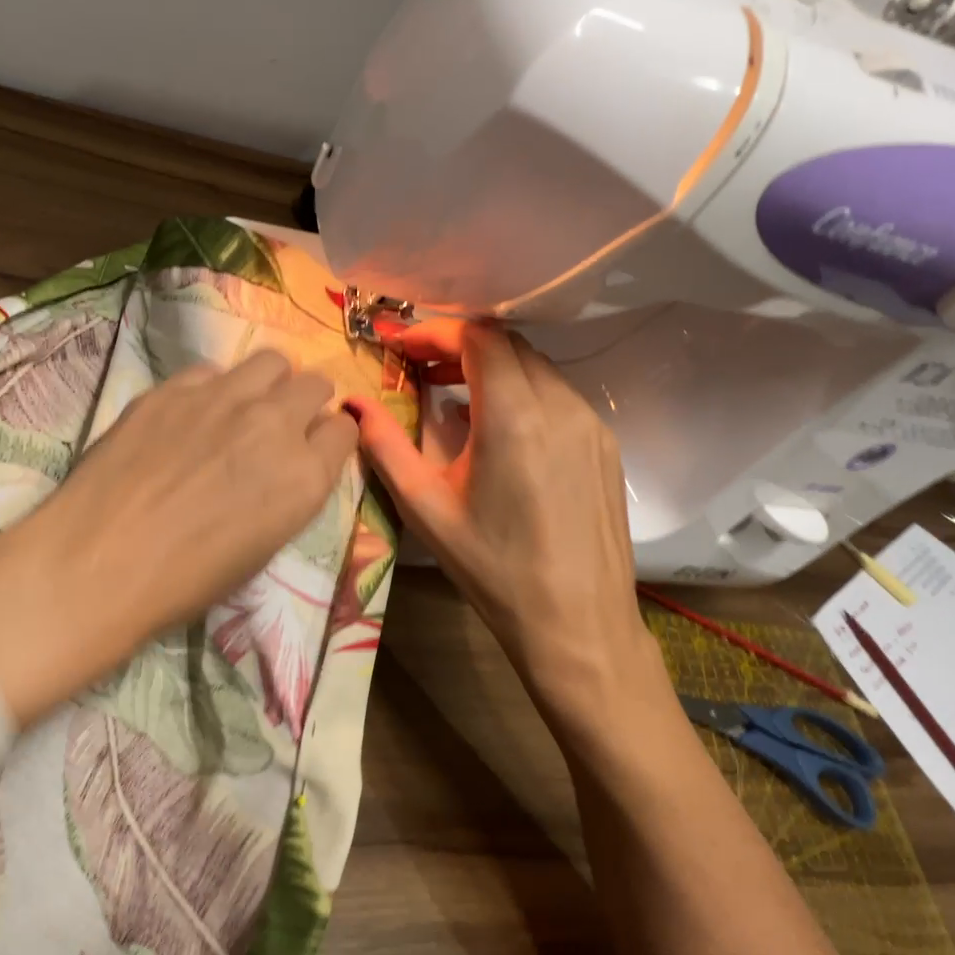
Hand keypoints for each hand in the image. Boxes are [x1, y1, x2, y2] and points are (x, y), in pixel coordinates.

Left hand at [0, 349, 357, 723]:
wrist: (98, 561)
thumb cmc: (181, 582)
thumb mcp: (257, 551)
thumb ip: (284, 497)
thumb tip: (281, 469)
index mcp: (304, 478)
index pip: (343, 431)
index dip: (328, 439)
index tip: (312, 448)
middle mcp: (272, 425)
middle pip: (313, 384)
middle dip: (305, 402)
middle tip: (280, 424)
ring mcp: (220, 398)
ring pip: (270, 361)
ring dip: (267, 382)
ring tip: (242, 407)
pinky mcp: (171, 389)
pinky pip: (211, 371)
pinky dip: (213, 387)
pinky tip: (190, 415)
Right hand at [344, 321, 665, 730]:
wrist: (577, 623)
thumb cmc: (492, 568)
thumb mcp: (425, 508)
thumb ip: (384, 446)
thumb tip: (350, 404)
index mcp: (514, 417)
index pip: (478, 337)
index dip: (434, 331)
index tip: (400, 345)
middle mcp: (561, 406)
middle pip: (508, 344)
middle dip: (458, 345)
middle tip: (417, 368)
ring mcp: (591, 423)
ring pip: (536, 366)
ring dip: (490, 367)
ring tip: (450, 396)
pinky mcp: (605, 444)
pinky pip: (557, 393)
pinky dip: (520, 390)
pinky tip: (495, 428)